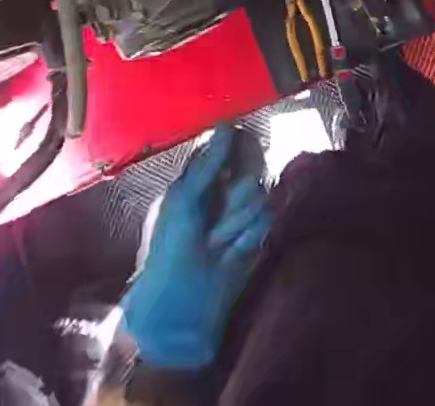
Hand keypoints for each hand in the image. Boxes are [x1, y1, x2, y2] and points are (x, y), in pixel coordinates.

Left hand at [120, 127, 271, 369]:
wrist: (180, 310)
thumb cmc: (169, 251)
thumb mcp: (183, 202)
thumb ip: (208, 164)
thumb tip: (226, 124)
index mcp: (199, 178)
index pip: (229, 145)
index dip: (237, 147)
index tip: (239, 153)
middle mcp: (222, 189)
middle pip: (250, 165)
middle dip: (236, 192)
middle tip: (216, 218)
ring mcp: (240, 211)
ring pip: (258, 193)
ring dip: (237, 220)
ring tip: (217, 244)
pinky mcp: (255, 233)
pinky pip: (265, 219)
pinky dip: (247, 236)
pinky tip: (230, 253)